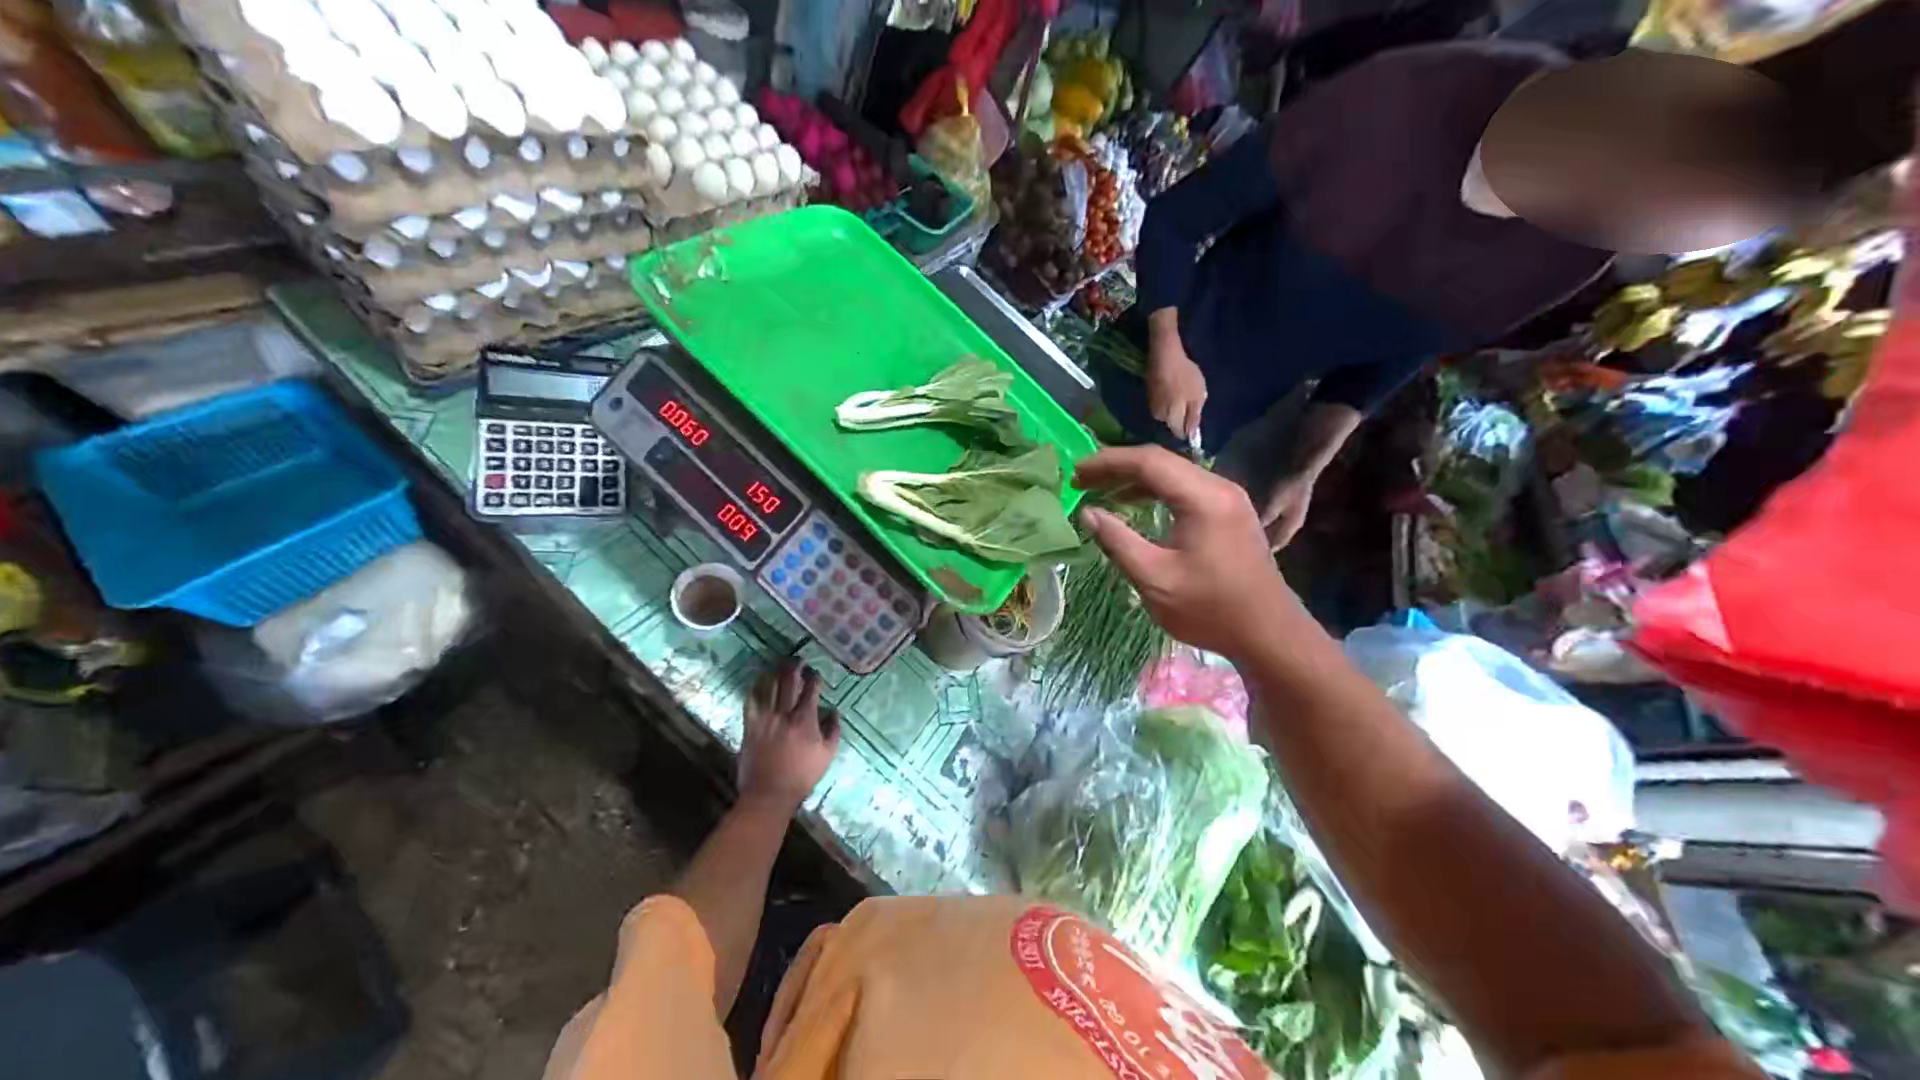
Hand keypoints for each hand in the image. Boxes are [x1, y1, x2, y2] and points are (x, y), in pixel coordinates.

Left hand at [737, 660, 839, 813]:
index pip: (810, 690)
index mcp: (805, 720)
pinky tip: (759, 682)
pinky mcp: (750, 725)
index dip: (814, 678)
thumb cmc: (802, 776)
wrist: (769, 793)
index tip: (816, 674)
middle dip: (794, 667)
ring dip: (776, 673)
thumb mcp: (827, 755)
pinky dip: (756, 688)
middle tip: (798, 661)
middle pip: (788, 682)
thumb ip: (833, 731)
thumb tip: (834, 712)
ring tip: (780, 666)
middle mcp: (784, 714)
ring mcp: (764, 718)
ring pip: (769, 686)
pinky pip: (751, 700)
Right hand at [1074, 446, 1309, 661]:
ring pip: (1174, 474)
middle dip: (1118, 468)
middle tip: (1081, 480)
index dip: (1108, 463)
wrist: (1268, 634)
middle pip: (1162, 462)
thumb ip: (1117, 541)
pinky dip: (1155, 492)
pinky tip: (1134, 506)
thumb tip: (1087, 513)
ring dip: (1135, 480)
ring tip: (1100, 491)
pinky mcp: (1230, 514)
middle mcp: (1220, 488)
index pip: (1148, 462)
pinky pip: (1186, 489)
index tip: (1076, 473)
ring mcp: (1229, 499)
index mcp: (1203, 498)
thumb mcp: (1154, 578)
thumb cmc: (1210, 609)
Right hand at [1146, 331, 1206, 440]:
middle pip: (1172, 425)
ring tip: (1181, 397)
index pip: (1180, 433)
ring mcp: (1152, 406)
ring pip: (1166, 415)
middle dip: (1181, 420)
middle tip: (1191, 406)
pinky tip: (1173, 391)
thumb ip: (1194, 417)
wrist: (1164, 357)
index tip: (1195, 423)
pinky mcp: (1149, 396)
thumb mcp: (1197, 397)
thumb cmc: (1184, 377)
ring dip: (1174, 410)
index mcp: (1172, 419)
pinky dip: (1168, 401)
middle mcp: (1159, 417)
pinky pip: (1161, 405)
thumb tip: (1192, 436)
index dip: (1188, 430)